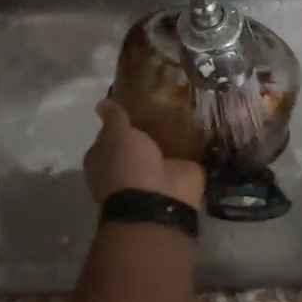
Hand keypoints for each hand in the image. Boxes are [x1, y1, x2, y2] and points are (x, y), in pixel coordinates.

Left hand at [85, 99, 205, 206]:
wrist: (157, 201)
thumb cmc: (127, 166)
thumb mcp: (116, 135)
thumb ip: (114, 118)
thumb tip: (100, 103)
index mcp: (103, 160)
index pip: (109, 136)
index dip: (119, 122)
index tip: (133, 103)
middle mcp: (126, 168)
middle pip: (137, 143)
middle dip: (147, 129)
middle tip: (162, 100)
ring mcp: (153, 174)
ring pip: (162, 149)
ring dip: (171, 136)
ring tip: (184, 108)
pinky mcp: (178, 177)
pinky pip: (186, 155)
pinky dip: (193, 144)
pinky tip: (201, 125)